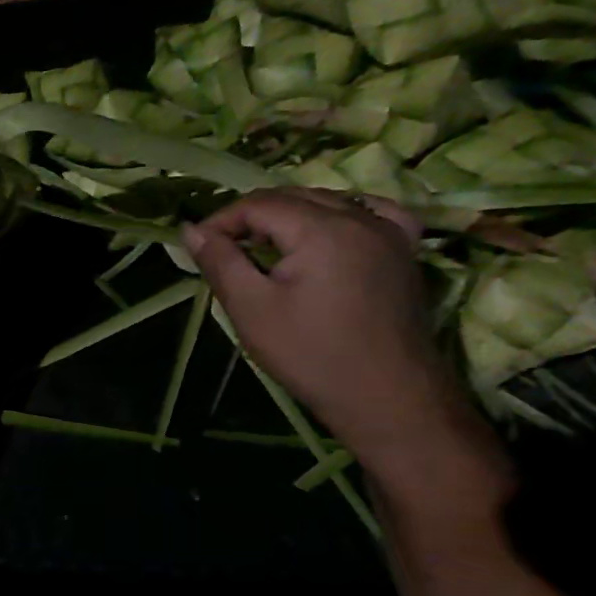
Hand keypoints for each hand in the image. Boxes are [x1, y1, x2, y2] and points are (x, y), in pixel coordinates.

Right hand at [181, 188, 451, 451]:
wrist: (388, 398)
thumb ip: (220, 262)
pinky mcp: (404, 252)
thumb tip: (190, 229)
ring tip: (264, 246)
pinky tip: (332, 227)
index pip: (258, 203)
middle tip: (224, 248)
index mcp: (321, 228)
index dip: (221, 219)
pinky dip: (344, 213)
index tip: (198, 246)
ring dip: (290, 215)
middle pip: (293, 196)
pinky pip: (374, 212)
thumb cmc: (312, 355)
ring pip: (329, 202)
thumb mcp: (252, 310)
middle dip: (252, 216)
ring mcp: (388, 232)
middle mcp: (359, 217)